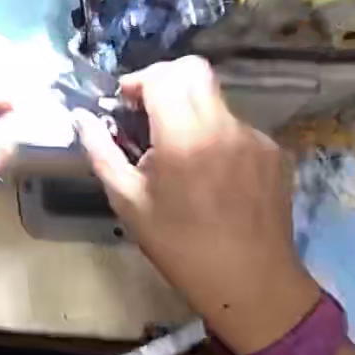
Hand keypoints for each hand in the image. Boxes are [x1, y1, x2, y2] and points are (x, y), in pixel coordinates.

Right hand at [75, 57, 319, 354]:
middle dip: (163, 81)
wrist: (251, 283)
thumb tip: (80, 117)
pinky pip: (235, 126)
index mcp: (186, 138)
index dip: (140, 80)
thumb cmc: (179, 245)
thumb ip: (101, 151)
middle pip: (194, 71)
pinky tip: (208, 172)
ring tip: (178, 153)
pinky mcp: (274, 151)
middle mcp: (225, 127)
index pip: (165, 76)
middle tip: (146, 111)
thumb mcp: (127, 201)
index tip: (126, 102)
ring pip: (215, 99)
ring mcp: (255, 137)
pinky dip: (214, 134)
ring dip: (189, 110)